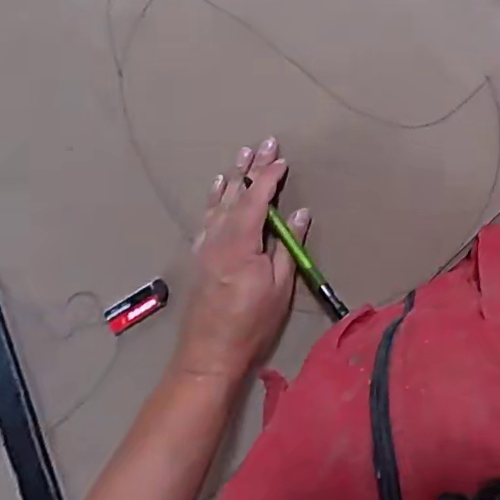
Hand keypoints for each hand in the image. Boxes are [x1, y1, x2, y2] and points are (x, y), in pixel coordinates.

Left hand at [172, 138, 309, 383]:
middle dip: (253, 166)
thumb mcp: (280, 286)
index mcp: (240, 240)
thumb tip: (299, 213)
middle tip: (265, 143)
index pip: (257, 197)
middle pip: (237, 192)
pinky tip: (218, 188)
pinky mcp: (200, 255)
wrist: (208, 356)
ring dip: (234, 176)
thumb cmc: (251, 323)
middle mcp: (219, 235)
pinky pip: (207, 216)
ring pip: (220, 201)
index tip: (283, 160)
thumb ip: (287, 245)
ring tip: (242, 155)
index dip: (270, 176)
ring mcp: (206, 244)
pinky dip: (215, 197)